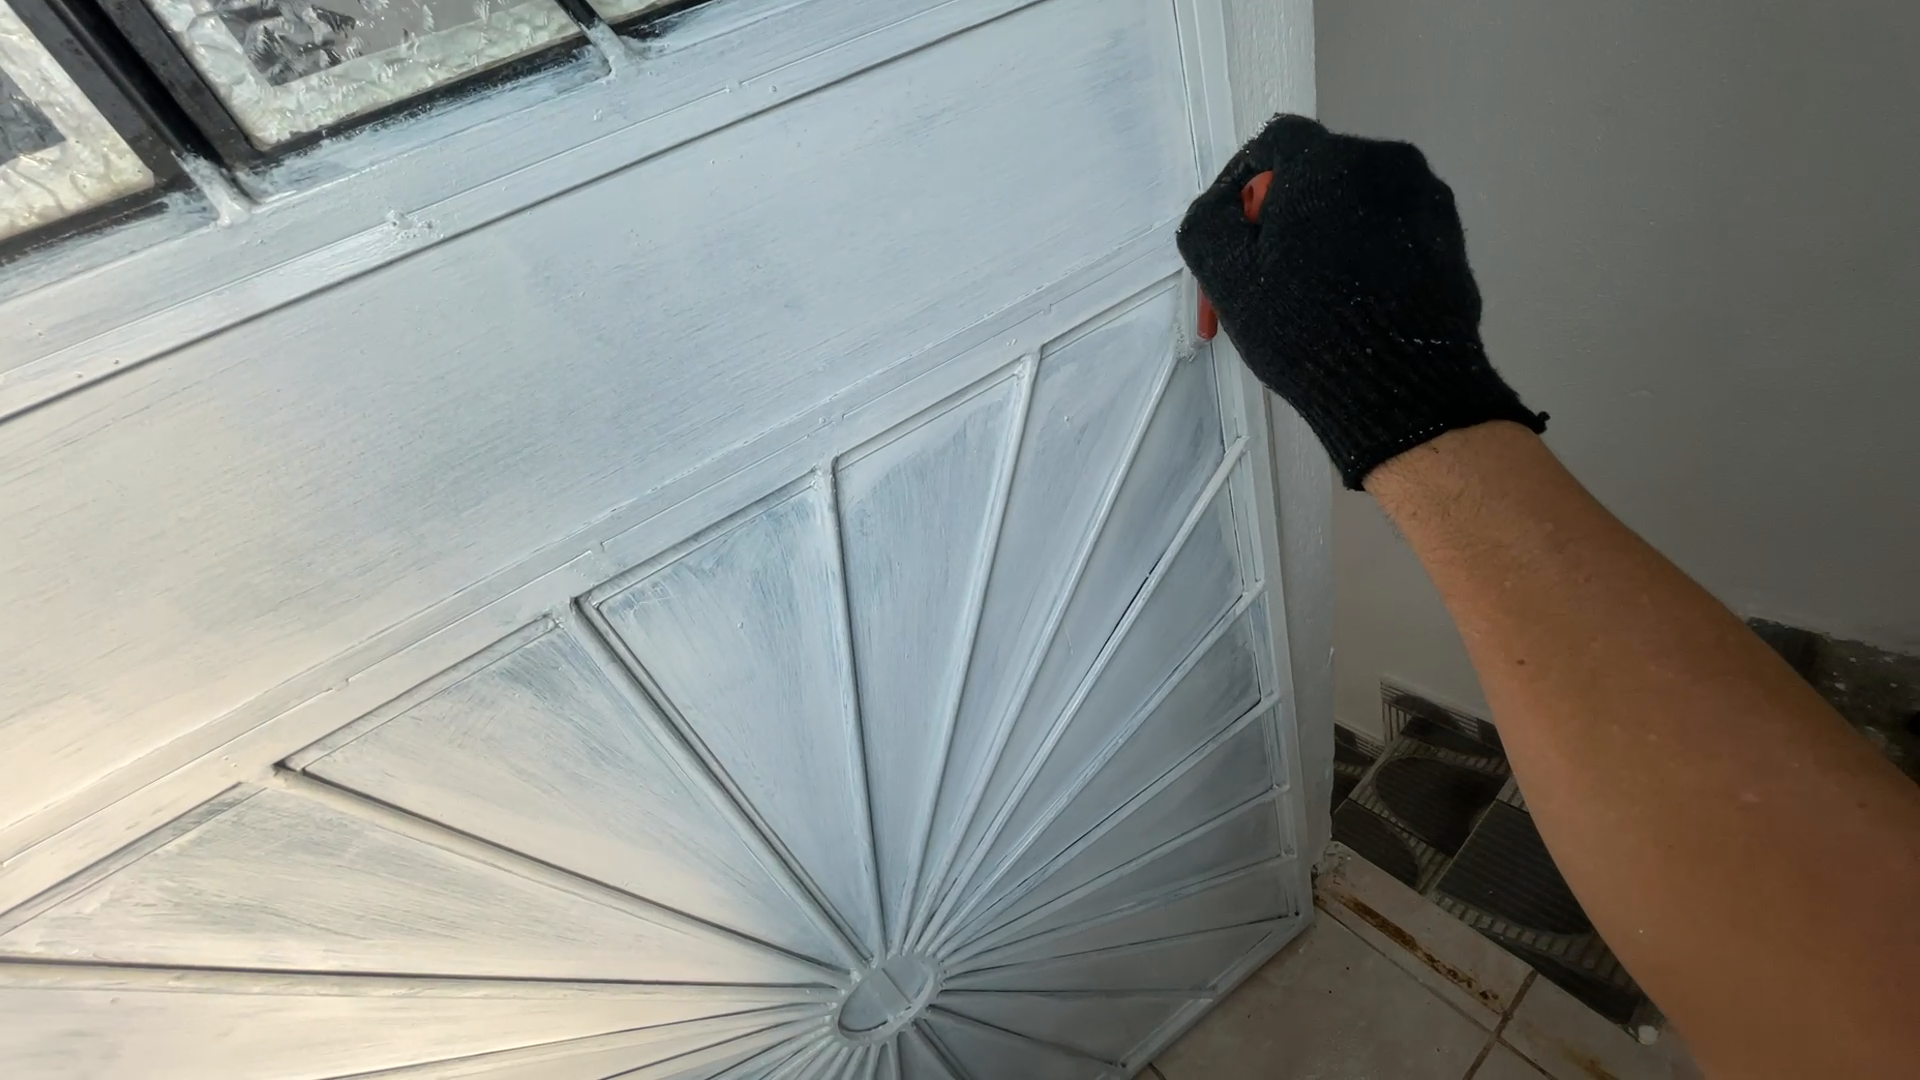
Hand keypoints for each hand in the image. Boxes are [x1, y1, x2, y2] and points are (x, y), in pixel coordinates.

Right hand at [1177, 114, 1544, 488]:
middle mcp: (1385, 160)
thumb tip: (1219, 208)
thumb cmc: (1303, 326)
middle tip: (1264, 278)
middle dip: (1281, 217)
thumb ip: (1207, 225)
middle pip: (1314, 174)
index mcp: (1327, 160)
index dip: (1240, 187)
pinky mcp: (1448, 237)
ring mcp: (1425, 197)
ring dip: (1322, 235)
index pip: (1272, 143)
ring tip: (1310, 296)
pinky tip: (1350, 304)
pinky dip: (1361, 253)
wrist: (1396, 383)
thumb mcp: (1228, 278)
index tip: (1232, 237)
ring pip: (1352, 201)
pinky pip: (1388, 229)